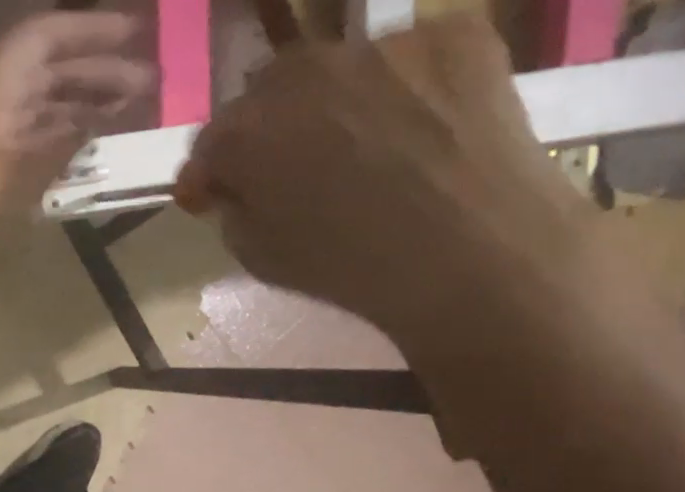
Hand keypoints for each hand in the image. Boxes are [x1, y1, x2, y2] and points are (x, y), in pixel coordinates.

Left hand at [0, 11, 153, 271]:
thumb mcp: (5, 170)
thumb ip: (52, 141)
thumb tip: (96, 120)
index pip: (41, 36)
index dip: (87, 30)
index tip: (134, 33)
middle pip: (45, 66)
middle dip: (96, 68)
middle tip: (148, 80)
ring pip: (40, 99)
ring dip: (83, 98)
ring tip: (130, 106)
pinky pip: (29, 130)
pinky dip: (61, 127)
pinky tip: (91, 135)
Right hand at [177, 15, 595, 348]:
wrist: (474, 248)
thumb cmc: (350, 264)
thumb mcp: (258, 254)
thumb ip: (234, 206)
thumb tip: (236, 184)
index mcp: (245, 131)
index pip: (210, 142)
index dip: (211, 173)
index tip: (217, 197)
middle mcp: (303, 71)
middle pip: (271, 90)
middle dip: (273, 125)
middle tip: (295, 167)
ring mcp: (381, 45)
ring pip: (343, 69)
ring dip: (340, 100)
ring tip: (369, 143)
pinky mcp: (453, 34)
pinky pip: (413, 57)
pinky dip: (410, 85)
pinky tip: (425, 125)